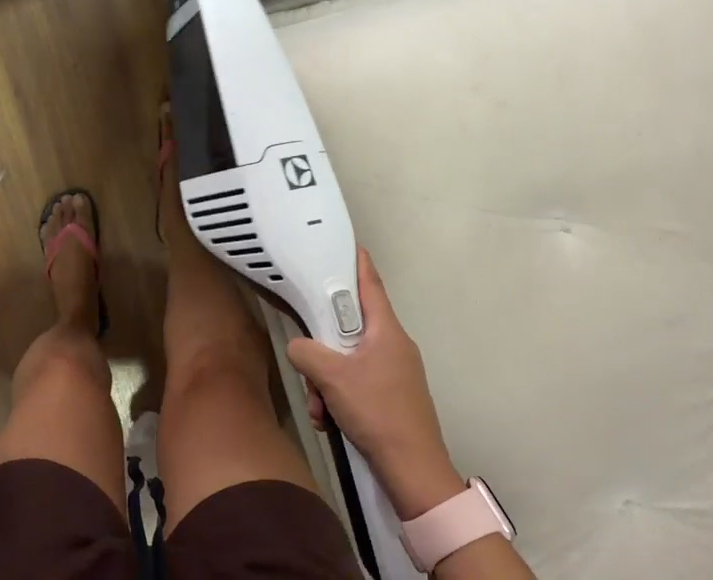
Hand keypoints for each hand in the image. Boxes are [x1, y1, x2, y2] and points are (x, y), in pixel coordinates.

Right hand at [287, 248, 462, 518]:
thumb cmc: (377, 411)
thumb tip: (298, 347)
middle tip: (307, 365)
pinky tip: (330, 421)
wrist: (413, 470)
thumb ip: (305, 351)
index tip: (343, 242)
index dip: (355, 262)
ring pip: (347, 360)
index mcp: (386, 330)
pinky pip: (355, 384)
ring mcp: (394, 372)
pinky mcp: (390, 397)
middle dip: (321, 347)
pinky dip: (338, 398)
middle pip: (348, 328)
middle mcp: (392, 345)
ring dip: (325, 381)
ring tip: (320, 407)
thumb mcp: (331, 377)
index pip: (369, 283)